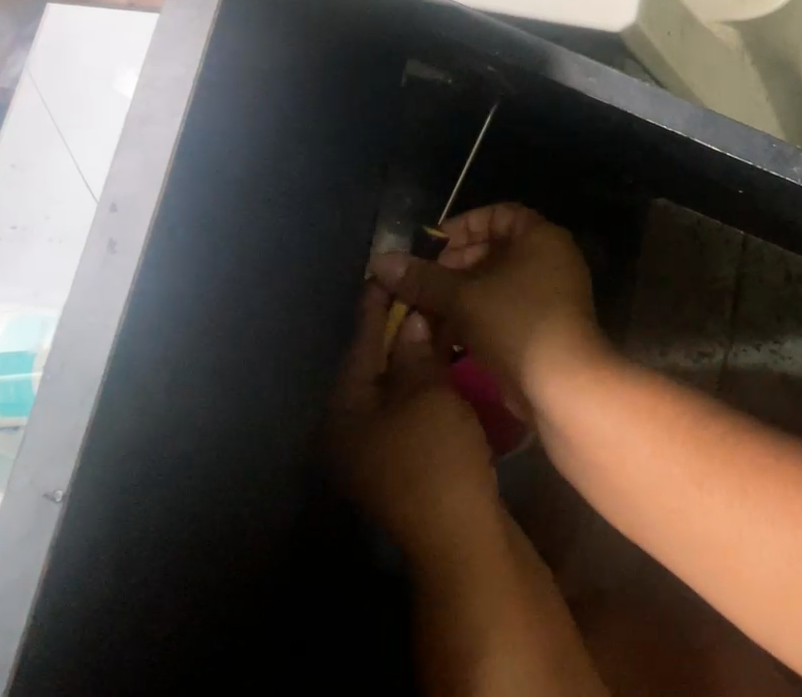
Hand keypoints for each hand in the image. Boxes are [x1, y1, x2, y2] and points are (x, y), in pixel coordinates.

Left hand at [329, 283, 501, 556]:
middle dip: (397, 330)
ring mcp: (377, 449)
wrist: (457, 530)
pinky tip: (450, 366)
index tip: (386, 271)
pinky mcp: (406, 460)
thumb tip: (411, 321)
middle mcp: (351, 429)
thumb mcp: (427, 397)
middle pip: (373, 367)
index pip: (360, 345)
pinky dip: (427, 382)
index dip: (376, 307)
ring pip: (395, 387)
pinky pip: (411, 406)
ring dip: (416, 355)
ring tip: (440, 320)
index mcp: (345, 412)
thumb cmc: (435, 456)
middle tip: (421, 291)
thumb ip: (416, 355)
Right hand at [369, 203, 612, 406]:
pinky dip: (472, 318)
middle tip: (418, 285)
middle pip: (493, 251)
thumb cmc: (515, 320)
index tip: (429, 247)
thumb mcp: (462, 295)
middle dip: (450, 267)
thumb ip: (422, 277)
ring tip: (419, 314)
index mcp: (541, 237)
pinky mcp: (538, 326)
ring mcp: (546, 295)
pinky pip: (501, 311)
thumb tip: (381, 260)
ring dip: (455, 298)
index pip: (499, 214)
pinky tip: (440, 337)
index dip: (462, 226)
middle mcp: (549, 260)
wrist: (560, 380)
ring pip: (493, 286)